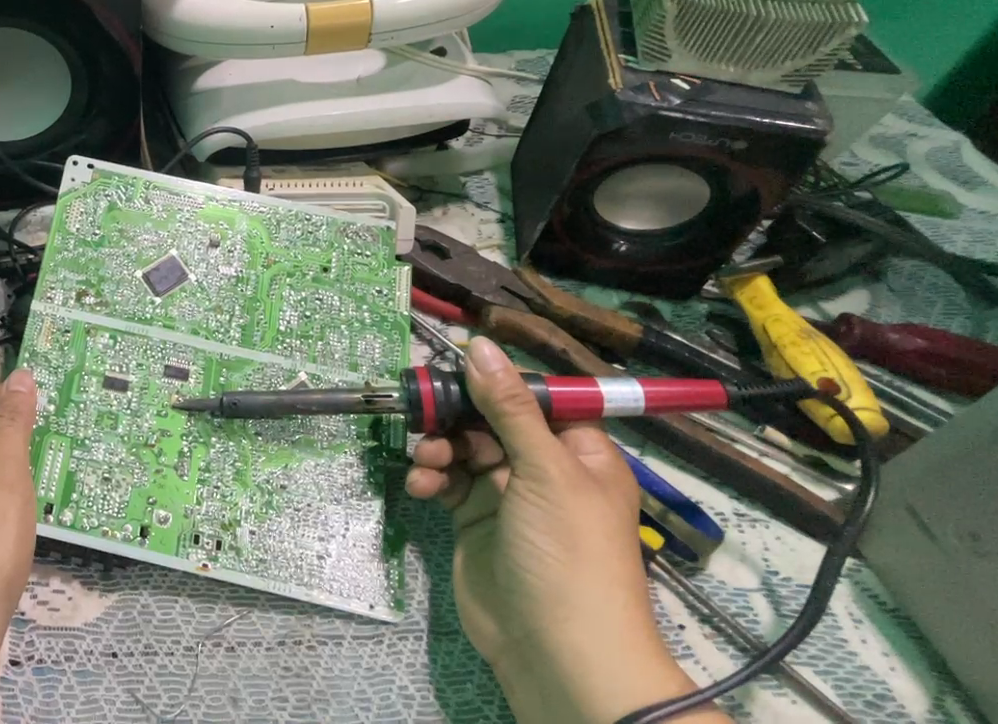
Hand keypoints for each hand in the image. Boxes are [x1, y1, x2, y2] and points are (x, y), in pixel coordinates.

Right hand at [407, 339, 728, 723]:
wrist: (556, 652)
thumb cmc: (567, 551)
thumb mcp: (544, 471)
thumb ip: (508, 408)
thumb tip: (480, 344)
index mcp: (576, 451)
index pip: (534, 397)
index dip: (495, 379)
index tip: (451, 363)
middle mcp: (542, 466)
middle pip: (490, 418)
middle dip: (456, 414)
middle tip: (421, 407)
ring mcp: (506, 495)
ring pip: (463, 447)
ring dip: (439, 446)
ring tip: (428, 460)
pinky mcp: (474, 519)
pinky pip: (446, 480)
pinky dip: (430, 477)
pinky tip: (422, 485)